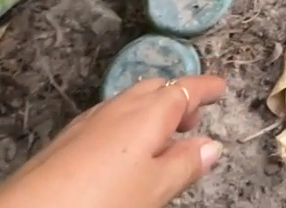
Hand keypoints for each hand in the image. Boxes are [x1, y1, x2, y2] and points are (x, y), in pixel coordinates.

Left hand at [0, 75, 226, 207]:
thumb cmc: (100, 202)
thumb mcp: (154, 190)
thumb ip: (185, 165)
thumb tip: (213, 145)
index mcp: (149, 112)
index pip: (186, 89)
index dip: (206, 88)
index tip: (222, 88)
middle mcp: (120, 107)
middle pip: (156, 89)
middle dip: (177, 98)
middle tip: (191, 121)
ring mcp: (88, 122)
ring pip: (129, 103)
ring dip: (149, 113)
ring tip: (159, 141)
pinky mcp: (63, 142)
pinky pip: (107, 120)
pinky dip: (125, 126)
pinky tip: (119, 154)